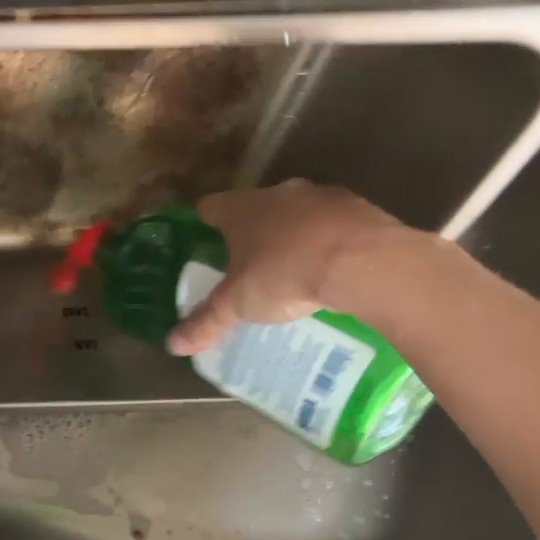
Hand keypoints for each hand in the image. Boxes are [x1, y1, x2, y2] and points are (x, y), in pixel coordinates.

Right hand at [166, 181, 412, 355]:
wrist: (366, 263)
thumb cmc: (284, 274)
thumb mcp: (237, 304)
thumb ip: (205, 322)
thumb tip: (173, 345)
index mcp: (243, 209)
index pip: (210, 207)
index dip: (202, 224)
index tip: (200, 241)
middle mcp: (280, 194)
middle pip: (255, 207)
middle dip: (249, 231)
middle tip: (243, 260)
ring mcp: (324, 197)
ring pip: (297, 213)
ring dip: (291, 234)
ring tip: (288, 267)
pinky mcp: (362, 209)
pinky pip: (333, 225)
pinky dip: (326, 242)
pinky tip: (326, 269)